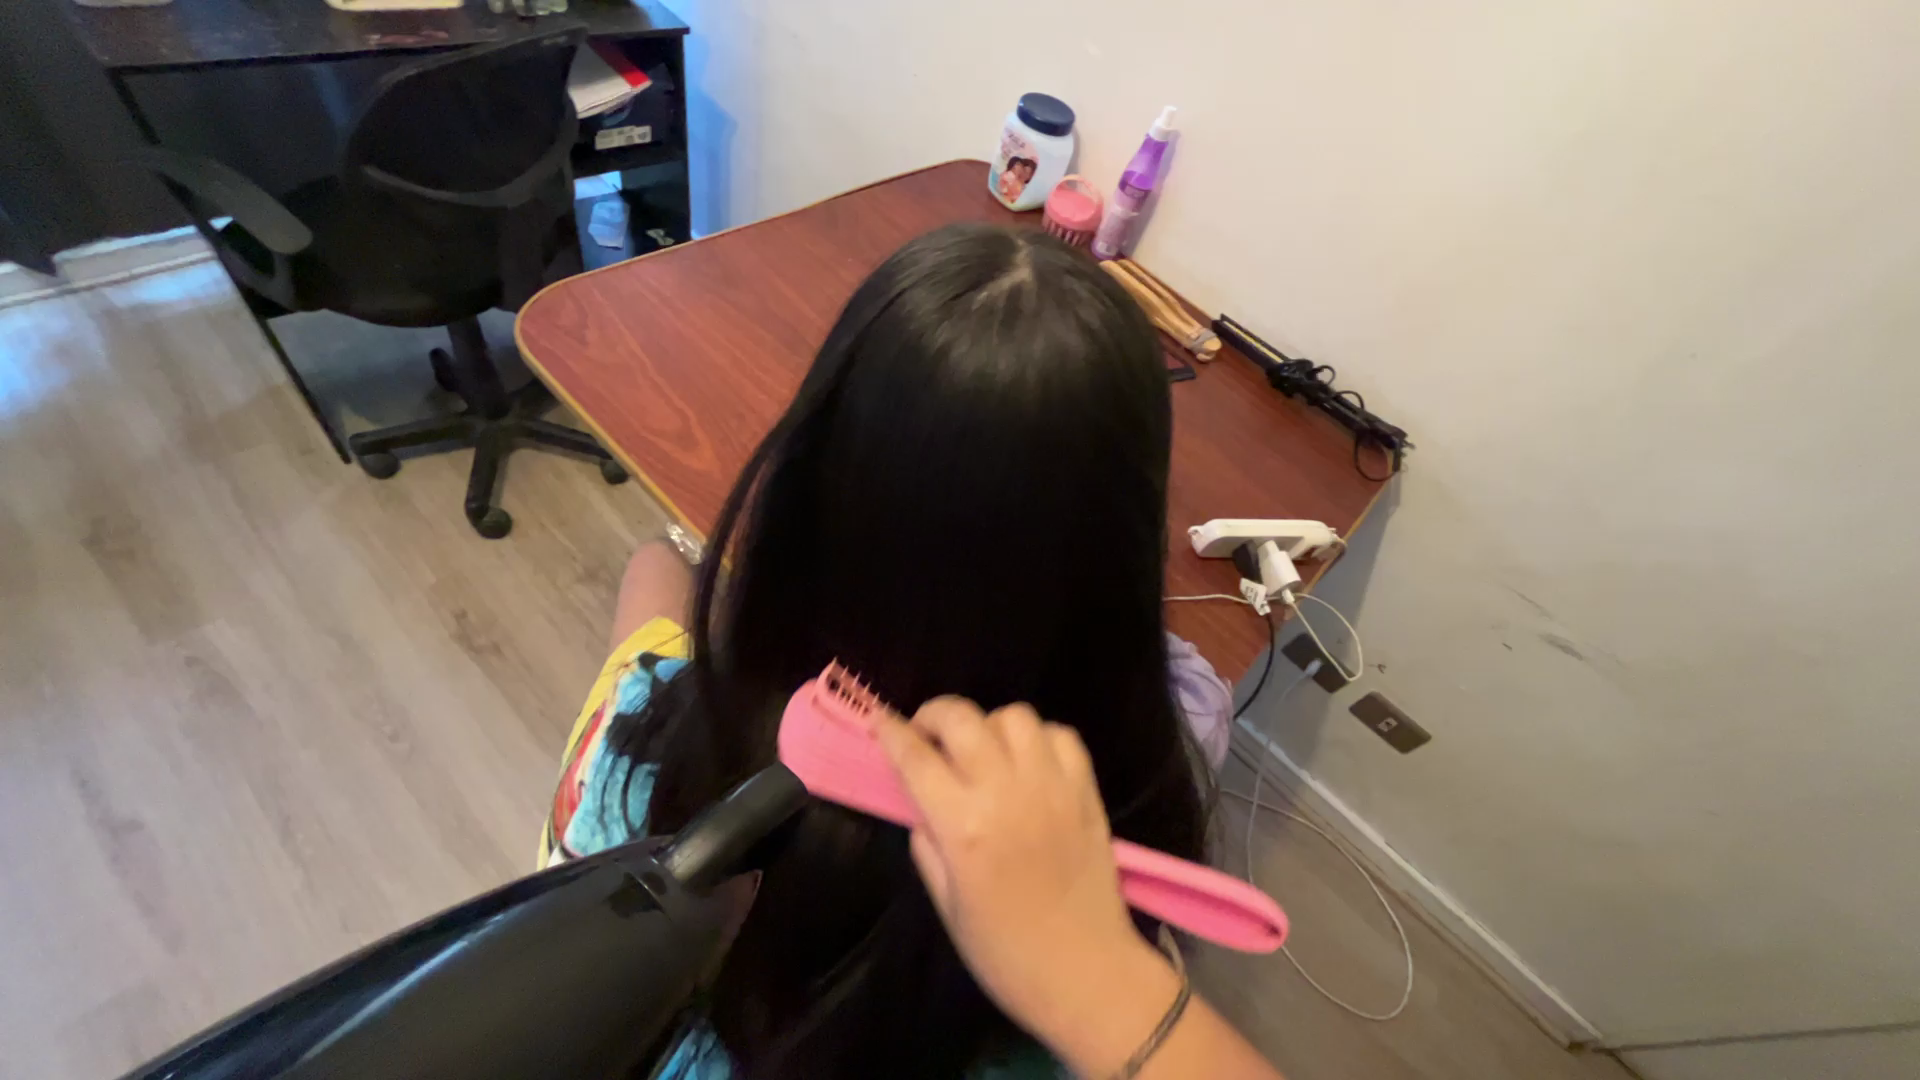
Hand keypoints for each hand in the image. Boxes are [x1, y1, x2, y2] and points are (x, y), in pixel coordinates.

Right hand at [874, 698, 1169, 1038]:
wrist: (1087, 973)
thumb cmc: (1005, 952)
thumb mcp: (946, 904)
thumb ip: (927, 842)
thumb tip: (920, 800)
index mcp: (964, 827)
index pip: (916, 758)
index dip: (890, 732)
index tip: (879, 719)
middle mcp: (1006, 792)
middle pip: (962, 718)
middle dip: (934, 714)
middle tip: (927, 733)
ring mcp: (1052, 785)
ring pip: (1014, 715)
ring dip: (989, 725)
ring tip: (983, 750)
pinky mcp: (1086, 788)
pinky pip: (1060, 735)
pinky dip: (1038, 738)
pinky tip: (1028, 762)